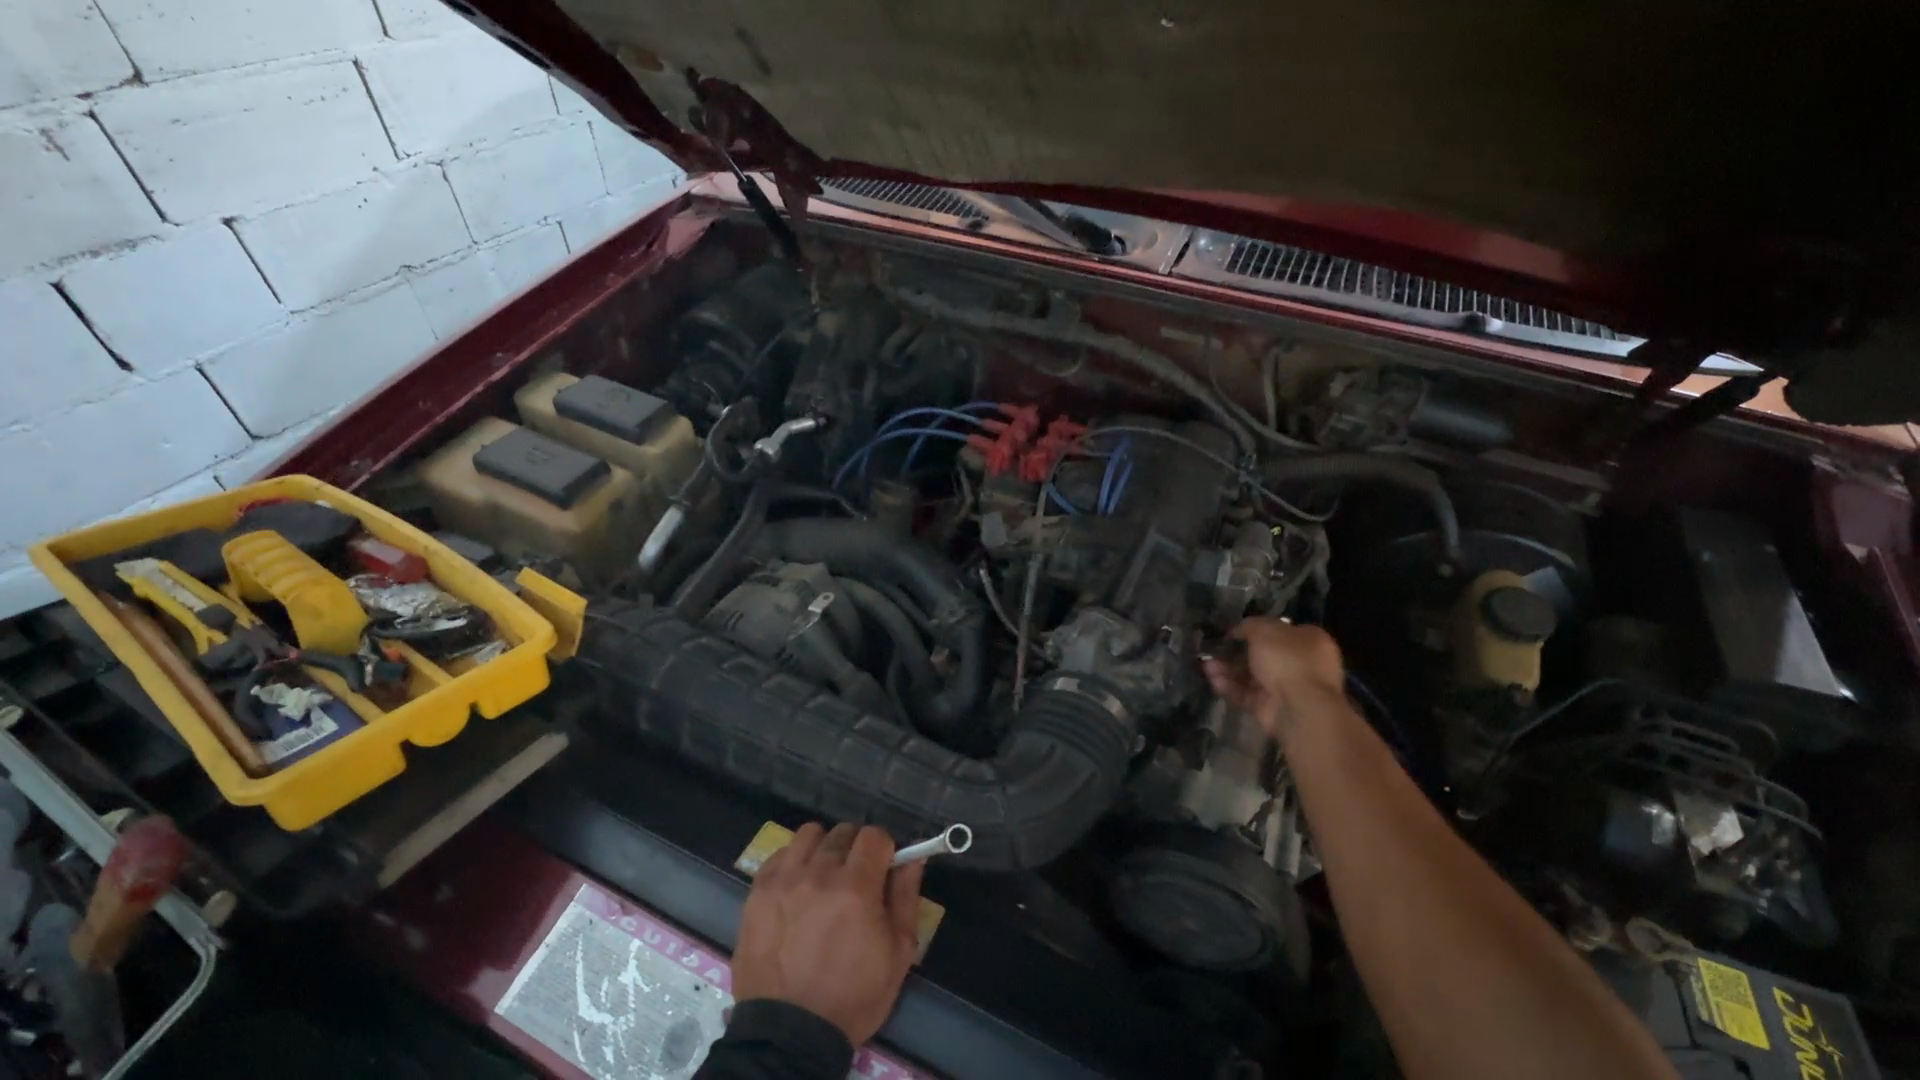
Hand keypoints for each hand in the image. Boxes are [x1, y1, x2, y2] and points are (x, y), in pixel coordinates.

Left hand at [732, 823, 924, 1045]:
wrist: (789, 1032)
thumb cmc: (852, 997)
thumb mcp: (898, 954)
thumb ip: (906, 897)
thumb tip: (913, 857)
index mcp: (856, 888)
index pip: (875, 835)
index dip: (884, 849)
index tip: (883, 869)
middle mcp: (818, 873)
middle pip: (843, 832)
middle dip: (856, 850)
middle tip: (856, 880)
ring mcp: (783, 880)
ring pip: (809, 835)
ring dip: (823, 849)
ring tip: (824, 879)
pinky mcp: (757, 892)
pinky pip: (780, 854)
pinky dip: (794, 861)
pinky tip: (798, 888)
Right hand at [1202, 618, 1345, 737]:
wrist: (1299, 707)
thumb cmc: (1288, 659)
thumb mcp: (1265, 630)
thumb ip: (1250, 625)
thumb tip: (1239, 629)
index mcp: (1310, 641)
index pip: (1282, 631)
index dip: (1257, 629)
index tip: (1234, 631)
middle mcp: (1301, 664)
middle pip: (1263, 655)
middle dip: (1236, 652)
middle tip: (1214, 649)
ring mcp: (1286, 688)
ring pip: (1252, 675)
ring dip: (1228, 669)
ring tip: (1206, 664)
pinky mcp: (1271, 708)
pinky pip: (1247, 694)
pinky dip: (1230, 687)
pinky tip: (1212, 679)